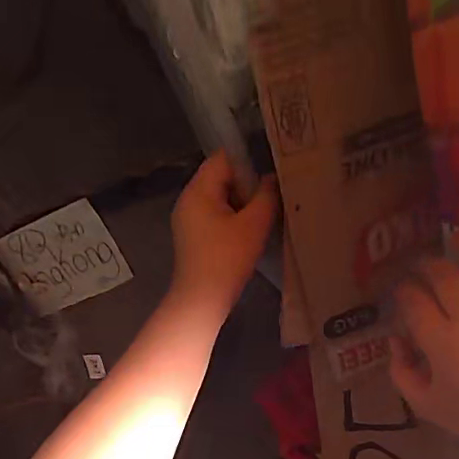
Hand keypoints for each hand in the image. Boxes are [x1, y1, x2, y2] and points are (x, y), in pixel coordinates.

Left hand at [169, 152, 277, 316]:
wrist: (202, 300)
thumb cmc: (227, 259)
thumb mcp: (254, 225)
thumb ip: (266, 196)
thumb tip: (271, 179)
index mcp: (198, 190)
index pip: (223, 158)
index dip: (248, 163)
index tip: (268, 178)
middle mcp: (188, 200)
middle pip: (220, 178)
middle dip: (246, 187)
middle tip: (269, 202)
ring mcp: (187, 219)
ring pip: (219, 199)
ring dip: (241, 206)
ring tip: (261, 219)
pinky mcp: (192, 237)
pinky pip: (214, 216)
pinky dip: (231, 220)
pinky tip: (247, 236)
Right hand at [390, 206, 458, 453]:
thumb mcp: (426, 405)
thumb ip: (401, 373)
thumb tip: (395, 340)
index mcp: (443, 342)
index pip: (414, 302)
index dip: (405, 292)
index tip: (405, 293)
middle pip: (444, 277)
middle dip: (428, 267)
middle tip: (425, 268)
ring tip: (458, 238)